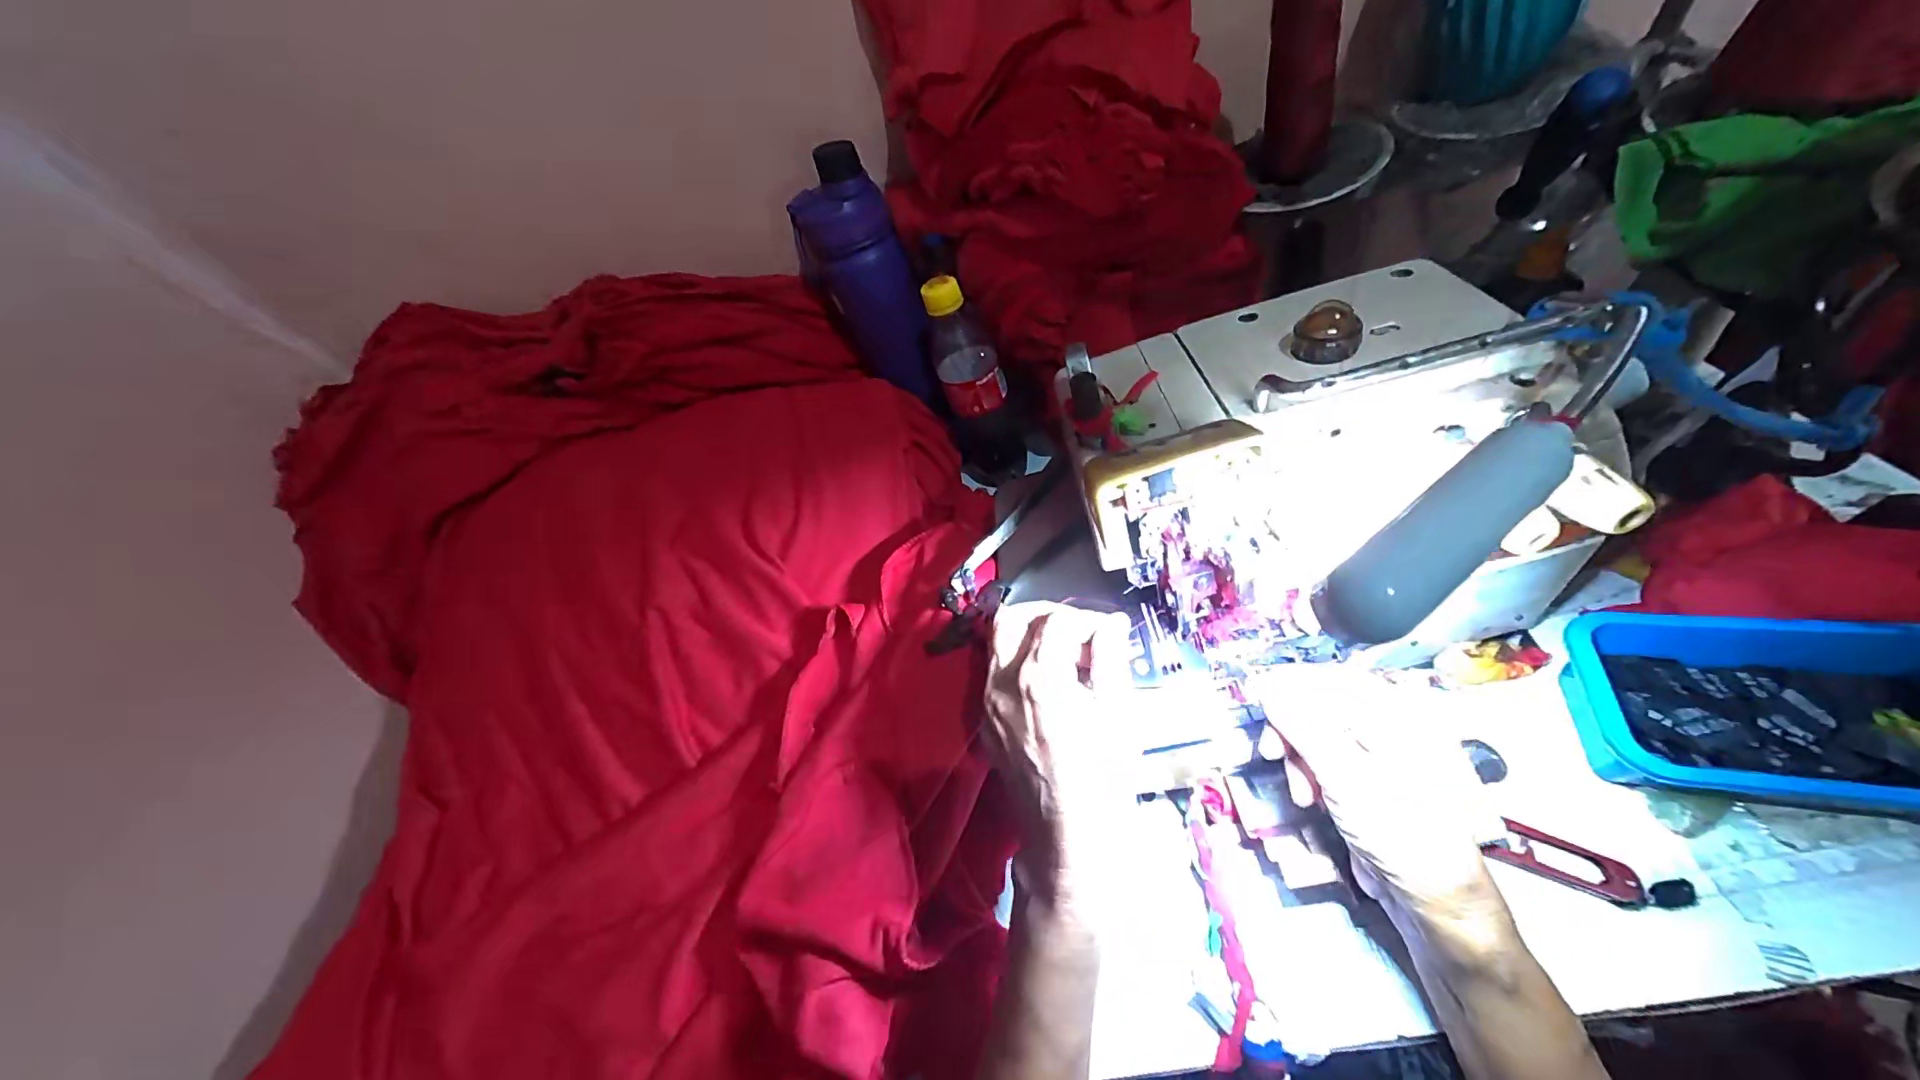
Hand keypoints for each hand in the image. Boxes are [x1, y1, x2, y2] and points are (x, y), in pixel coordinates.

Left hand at [984, 602, 1133, 911]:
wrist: (1067, 832)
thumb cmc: (1103, 776)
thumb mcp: (1118, 713)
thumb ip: (1111, 659)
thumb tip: (1111, 624)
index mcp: (1040, 679)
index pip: (1057, 621)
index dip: (1087, 618)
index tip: (1107, 631)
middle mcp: (1003, 684)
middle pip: (1014, 619)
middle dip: (1047, 614)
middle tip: (1077, 630)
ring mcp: (987, 703)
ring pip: (997, 644)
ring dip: (1028, 636)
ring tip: (1061, 652)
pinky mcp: (984, 720)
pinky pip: (993, 673)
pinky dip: (1016, 662)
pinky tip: (1045, 680)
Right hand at [1248, 666, 1508, 938]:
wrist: (1432, 896)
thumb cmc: (1398, 830)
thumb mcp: (1343, 775)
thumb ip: (1303, 727)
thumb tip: (1268, 688)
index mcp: (1392, 716)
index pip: (1331, 680)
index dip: (1290, 686)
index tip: (1258, 700)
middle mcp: (1384, 728)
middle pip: (1318, 708)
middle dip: (1290, 732)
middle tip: (1273, 754)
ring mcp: (1373, 756)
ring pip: (1315, 736)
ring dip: (1296, 759)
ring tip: (1301, 792)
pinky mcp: (1361, 782)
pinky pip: (1321, 763)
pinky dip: (1308, 776)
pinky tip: (1309, 798)